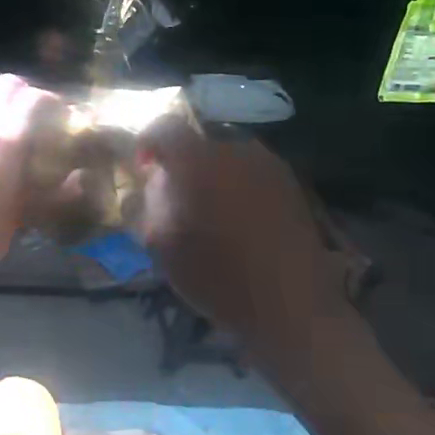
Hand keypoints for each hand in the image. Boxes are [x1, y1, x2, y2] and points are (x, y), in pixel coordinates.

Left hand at [0, 74, 58, 285]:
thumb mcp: (21, 219)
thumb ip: (55, 196)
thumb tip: (80, 180)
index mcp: (3, 142)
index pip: (33, 97)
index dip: (55, 104)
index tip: (67, 124)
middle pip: (9, 86)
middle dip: (32, 99)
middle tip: (45, 126)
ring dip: (12, 114)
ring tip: (25, 146)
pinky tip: (0, 161)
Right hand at [136, 121, 346, 345]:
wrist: (292, 307)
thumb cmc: (215, 275)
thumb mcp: (160, 242)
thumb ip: (150, 200)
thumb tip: (156, 179)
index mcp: (198, 161)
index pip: (164, 127)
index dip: (147, 144)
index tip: (143, 170)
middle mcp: (236, 151)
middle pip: (197, 142)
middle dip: (181, 164)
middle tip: (174, 196)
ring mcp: (270, 166)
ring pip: (226, 158)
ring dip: (211, 175)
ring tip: (207, 211)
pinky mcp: (292, 186)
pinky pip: (251, 173)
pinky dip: (236, 186)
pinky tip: (237, 221)